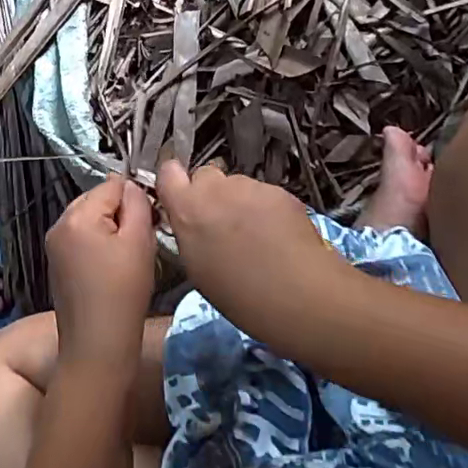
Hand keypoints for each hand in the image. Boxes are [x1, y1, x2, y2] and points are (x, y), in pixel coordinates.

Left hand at [46, 175, 157, 363]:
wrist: (98, 346)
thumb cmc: (123, 292)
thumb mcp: (139, 241)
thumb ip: (137, 203)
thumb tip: (131, 186)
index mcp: (76, 216)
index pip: (111, 185)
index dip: (135, 198)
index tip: (151, 221)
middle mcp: (59, 225)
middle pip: (97, 201)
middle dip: (121, 213)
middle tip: (142, 240)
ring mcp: (54, 247)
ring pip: (90, 221)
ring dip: (111, 230)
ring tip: (129, 257)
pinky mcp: (57, 266)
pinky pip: (82, 241)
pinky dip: (99, 247)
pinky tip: (114, 270)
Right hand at [155, 162, 356, 342]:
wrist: (299, 294)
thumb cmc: (241, 295)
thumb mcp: (197, 267)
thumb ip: (189, 233)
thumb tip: (192, 225)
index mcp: (188, 210)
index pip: (168, 172)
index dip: (175, 183)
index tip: (181, 197)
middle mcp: (216, 190)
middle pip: (205, 175)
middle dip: (211, 193)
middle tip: (222, 223)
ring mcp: (250, 187)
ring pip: (237, 185)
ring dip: (241, 202)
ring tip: (255, 236)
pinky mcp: (279, 191)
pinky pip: (265, 194)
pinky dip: (268, 208)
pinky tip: (278, 236)